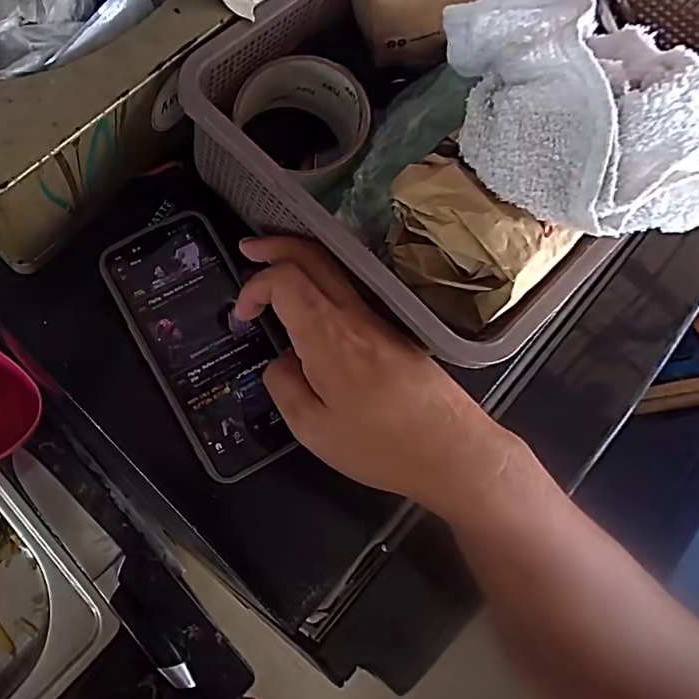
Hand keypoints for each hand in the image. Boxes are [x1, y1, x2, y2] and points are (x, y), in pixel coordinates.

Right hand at [232, 237, 550, 521]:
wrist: (455, 452)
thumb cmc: (384, 446)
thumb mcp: (313, 429)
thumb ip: (284, 387)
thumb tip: (281, 364)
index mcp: (329, 337)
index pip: (284, 280)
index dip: (254, 287)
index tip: (243, 315)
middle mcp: (355, 318)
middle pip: (314, 256)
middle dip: (276, 246)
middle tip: (249, 249)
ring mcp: (379, 322)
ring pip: (335, 270)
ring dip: (299, 260)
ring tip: (274, 267)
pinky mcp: (394, 334)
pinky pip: (351, 293)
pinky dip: (321, 284)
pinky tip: (311, 306)